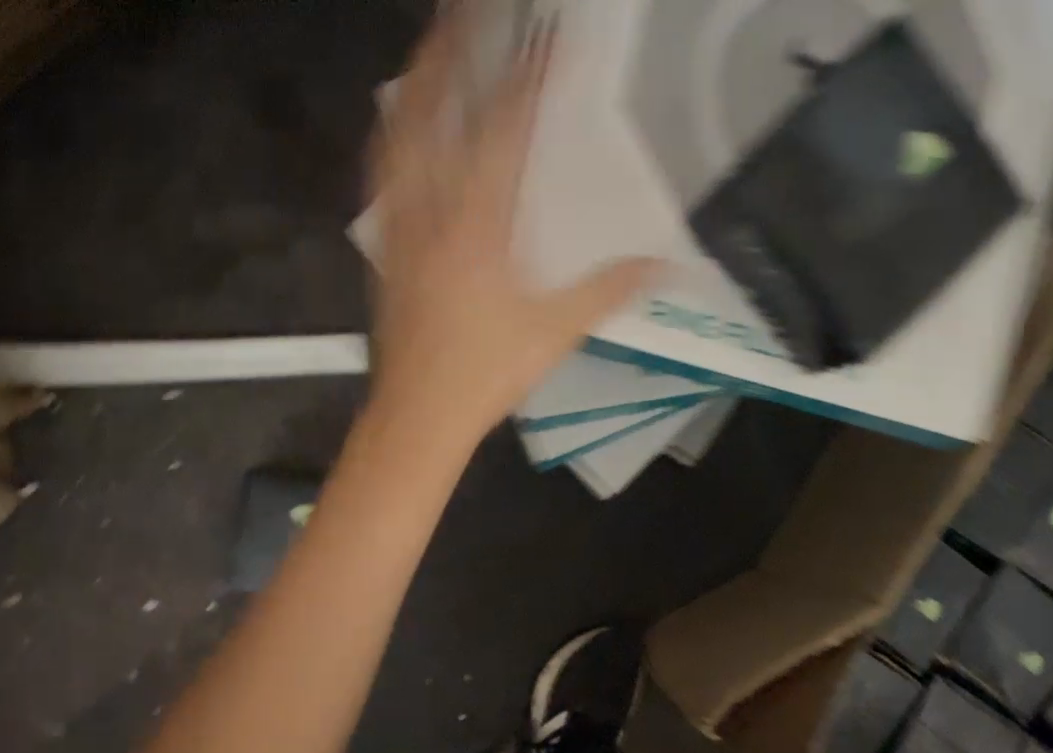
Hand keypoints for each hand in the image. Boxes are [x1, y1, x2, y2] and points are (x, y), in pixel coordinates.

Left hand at [367, 3, 657, 447]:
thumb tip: (668, 264)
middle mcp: (433, 210)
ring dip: (419, 83)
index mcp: (480, 225)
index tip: (550, 34)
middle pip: (436, 112)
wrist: (418, 412)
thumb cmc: (486, 372)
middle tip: (468, 8)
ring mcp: (401, 224)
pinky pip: (384, 174)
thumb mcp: (557, 332)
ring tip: (433, 45)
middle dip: (454, 51)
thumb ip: (610, 290)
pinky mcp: (385, 244)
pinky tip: (399, 124)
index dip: (531, 75)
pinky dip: (392, 136)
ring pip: (401, 136)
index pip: (507, 131)